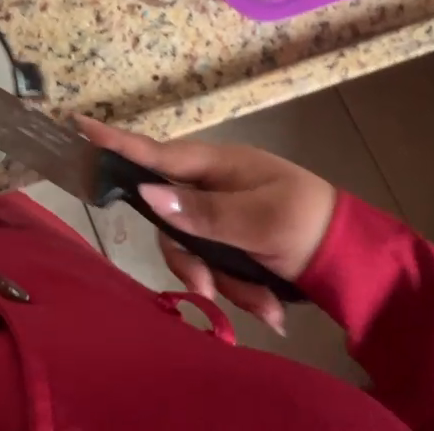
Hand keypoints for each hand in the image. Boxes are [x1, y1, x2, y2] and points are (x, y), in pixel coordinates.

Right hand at [80, 116, 336, 334]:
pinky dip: (238, 290)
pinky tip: (270, 308)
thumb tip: (145, 193)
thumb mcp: (259, 220)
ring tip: (265, 307)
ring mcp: (219, 215)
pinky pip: (213, 266)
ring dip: (223, 283)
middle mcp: (209, 187)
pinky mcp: (231, 242)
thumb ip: (202, 212)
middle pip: (167, 218)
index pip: (154, 152)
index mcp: (214, 165)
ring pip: (190, 249)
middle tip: (207, 289)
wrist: (358, 260)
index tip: (75, 124)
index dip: (114, 141)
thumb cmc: (309, 223)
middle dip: (191, 260)